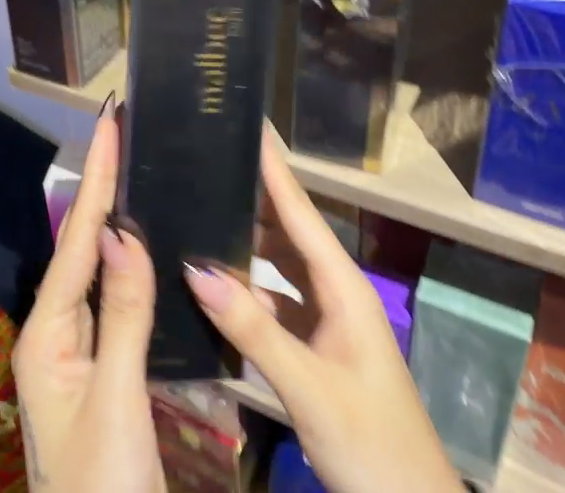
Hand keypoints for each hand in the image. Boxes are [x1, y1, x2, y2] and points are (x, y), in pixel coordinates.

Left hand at [13, 99, 164, 491]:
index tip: (110, 126)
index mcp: (46, 336)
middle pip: (84, 248)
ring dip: (119, 222)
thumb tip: (122, 231)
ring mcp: (80, 353)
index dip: (97, 181)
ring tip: (141, 171)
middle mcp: (57, 335)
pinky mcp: (107, 370)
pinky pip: (119, 302)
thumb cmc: (102, 480)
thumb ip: (122, 312)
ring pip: (101, 272)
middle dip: (104, 189)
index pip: (77, 242)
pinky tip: (153, 247)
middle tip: (125, 134)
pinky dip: (135, 266)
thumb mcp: (114, 396)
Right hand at [182, 130, 464, 492]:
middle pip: (288, 232)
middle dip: (253, 198)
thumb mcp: (307, 384)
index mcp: (342, 286)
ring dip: (247, 245)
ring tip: (202, 214)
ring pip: (279, 269)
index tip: (250, 127)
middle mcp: (335, 292)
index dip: (275, 169)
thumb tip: (196, 268)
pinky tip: (216, 290)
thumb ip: (252, 330)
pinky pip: (276, 305)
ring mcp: (327, 321)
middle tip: (207, 168)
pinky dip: (247, 293)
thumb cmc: (368, 437)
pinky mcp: (317, 348)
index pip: (301, 213)